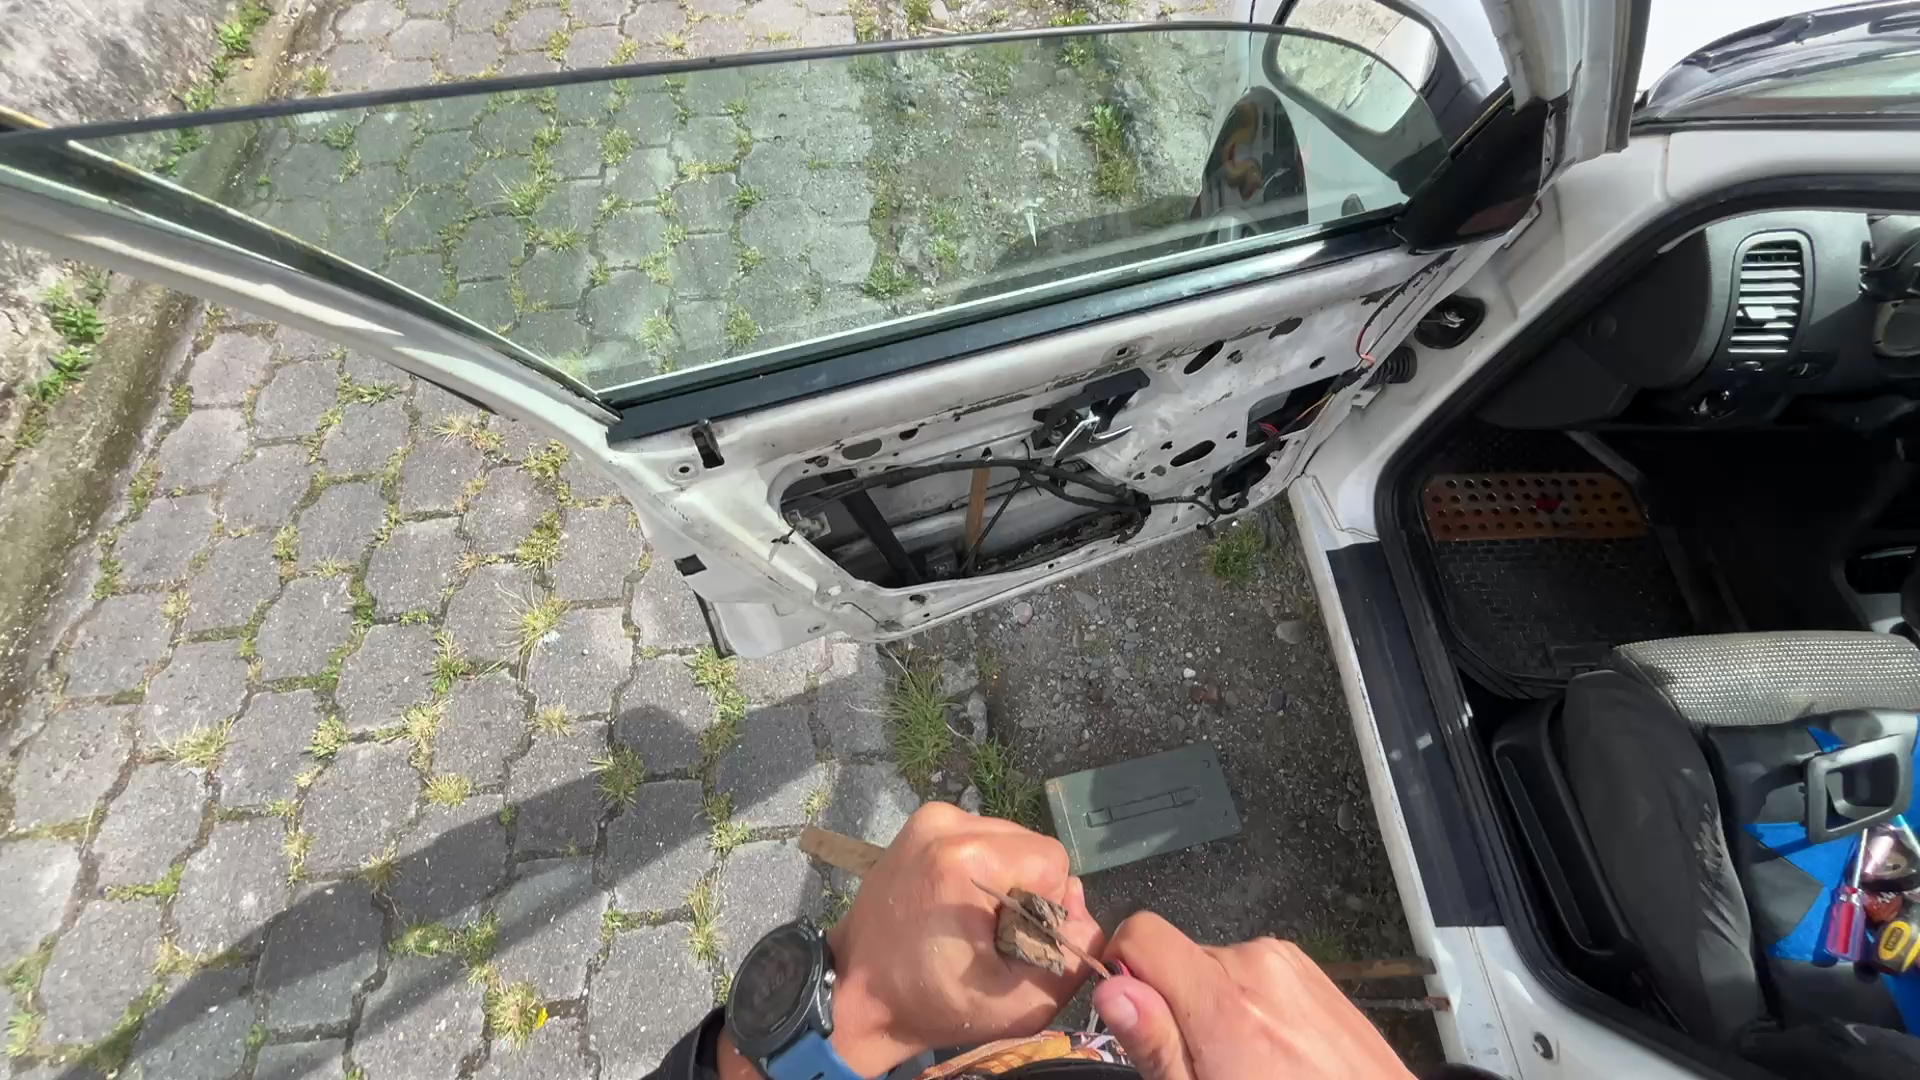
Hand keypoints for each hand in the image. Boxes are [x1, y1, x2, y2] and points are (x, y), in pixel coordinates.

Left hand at [824, 802, 1103, 1073]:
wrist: (856, 988)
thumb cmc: (931, 1002)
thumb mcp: (1015, 1003)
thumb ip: (1069, 957)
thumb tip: (1080, 909)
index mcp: (965, 860)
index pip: (1051, 859)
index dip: (1048, 904)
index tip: (1018, 937)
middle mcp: (947, 822)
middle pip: (1030, 843)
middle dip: (1029, 887)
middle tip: (998, 929)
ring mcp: (931, 816)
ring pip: (1009, 835)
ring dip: (1008, 874)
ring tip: (977, 914)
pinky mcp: (923, 819)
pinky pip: (982, 832)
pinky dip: (984, 863)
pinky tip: (962, 895)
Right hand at [1090, 912, 1413, 1079]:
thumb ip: (1159, 1048)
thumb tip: (1109, 988)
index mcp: (1226, 1002)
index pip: (1142, 933)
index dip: (1125, 968)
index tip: (1139, 1019)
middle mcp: (1255, 962)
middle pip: (1178, 957)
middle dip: (1176, 1002)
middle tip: (1207, 1065)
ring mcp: (1287, 960)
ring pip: (1213, 965)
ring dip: (1213, 1003)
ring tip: (1248, 1063)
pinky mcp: (1309, 966)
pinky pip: (1251, 968)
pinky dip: (1247, 999)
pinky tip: (1275, 1049)